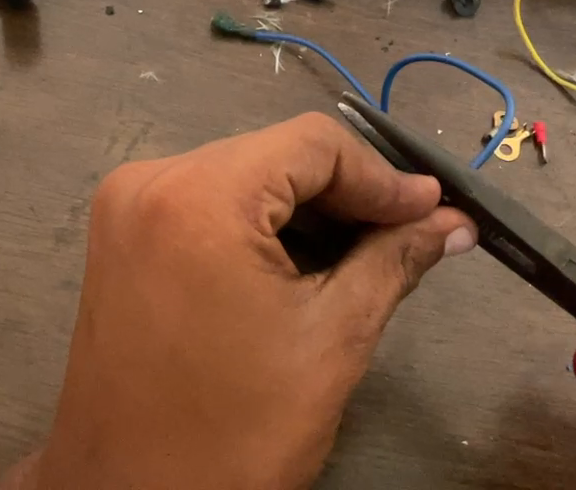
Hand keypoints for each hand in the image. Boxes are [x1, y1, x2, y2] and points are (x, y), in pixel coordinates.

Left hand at [2, 113, 475, 489]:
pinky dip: (261, 218)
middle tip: (407, 229)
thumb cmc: (235, 432)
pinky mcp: (123, 227)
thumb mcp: (331, 340)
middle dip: (347, 191)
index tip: (432, 209)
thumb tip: (452, 221)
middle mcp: (153, 177)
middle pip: (276, 153)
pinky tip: (304, 256)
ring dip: (307, 205)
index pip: (312, 143)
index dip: (380, 174)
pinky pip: (210, 196)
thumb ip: (394, 259)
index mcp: (199, 195)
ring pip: (245, 171)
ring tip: (365, 246)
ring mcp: (129, 200)